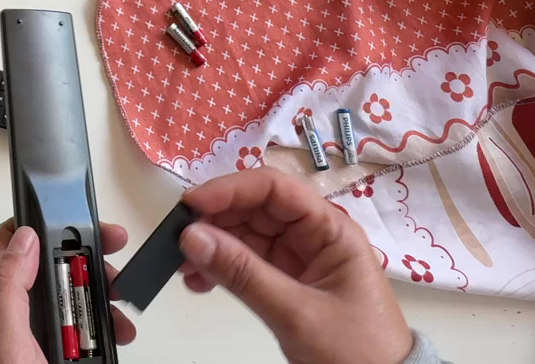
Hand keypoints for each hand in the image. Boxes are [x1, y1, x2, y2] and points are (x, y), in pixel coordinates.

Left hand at [0, 220, 137, 363]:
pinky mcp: (56, 361)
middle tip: (114, 264)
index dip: (46, 223)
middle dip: (86, 260)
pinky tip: (118, 336)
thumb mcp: (3, 349)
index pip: (12, 243)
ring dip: (101, 297)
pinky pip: (84, 336)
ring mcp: (35, 343)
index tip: (82, 223)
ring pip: (72, 301)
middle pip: (50, 268)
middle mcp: (13, 320)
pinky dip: (104, 329)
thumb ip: (6, 291)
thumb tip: (22, 237)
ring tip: (122, 307)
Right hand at [180, 167, 411, 363]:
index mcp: (329, 227)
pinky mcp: (286, 281)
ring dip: (212, 246)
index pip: (272, 187)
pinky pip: (245, 261)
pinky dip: (220, 268)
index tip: (192, 205)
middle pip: (253, 208)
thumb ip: (243, 273)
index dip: (230, 189)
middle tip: (179, 240)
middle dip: (215, 221)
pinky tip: (198, 281)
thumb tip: (190, 236)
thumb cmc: (355, 355)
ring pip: (244, 233)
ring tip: (183, 267)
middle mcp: (311, 234)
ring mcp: (297, 257)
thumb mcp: (297, 314)